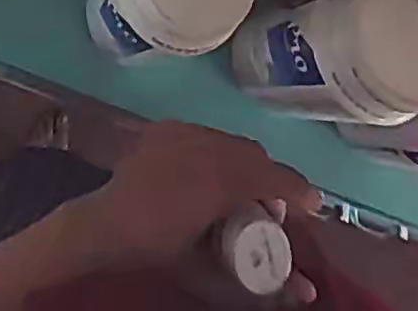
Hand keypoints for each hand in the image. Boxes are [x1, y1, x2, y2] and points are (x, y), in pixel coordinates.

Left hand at [62, 122, 320, 299]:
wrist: (104, 221)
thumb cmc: (158, 247)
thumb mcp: (209, 269)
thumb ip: (258, 284)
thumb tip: (306, 293)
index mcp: (221, 179)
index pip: (272, 176)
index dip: (297, 190)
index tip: (313, 205)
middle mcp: (208, 145)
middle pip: (254, 155)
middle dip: (268, 178)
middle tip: (267, 207)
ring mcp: (186, 130)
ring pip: (230, 141)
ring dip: (242, 163)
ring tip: (236, 190)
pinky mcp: (169, 125)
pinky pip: (205, 134)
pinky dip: (215, 152)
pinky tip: (205, 173)